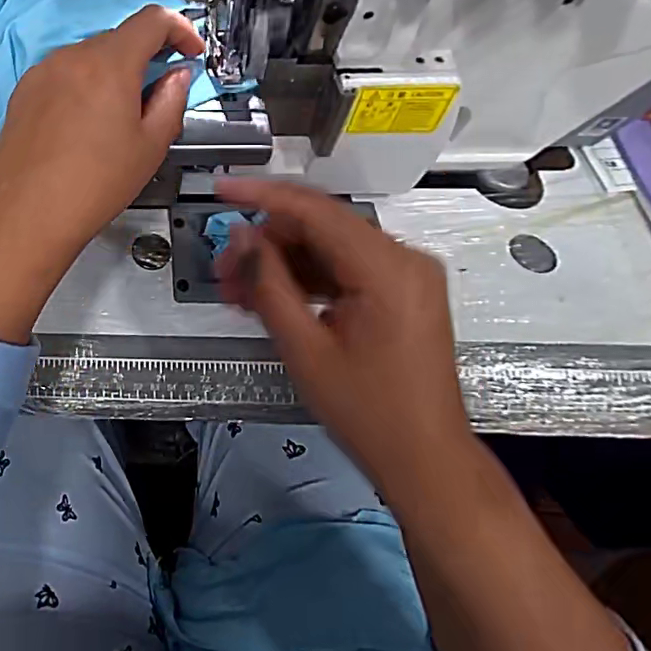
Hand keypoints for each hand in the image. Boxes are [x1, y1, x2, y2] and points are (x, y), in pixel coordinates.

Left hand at [0, 7, 202, 343]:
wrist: (28, 215)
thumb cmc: (93, 185)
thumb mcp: (151, 145)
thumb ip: (173, 99)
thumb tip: (176, 76)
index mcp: (108, 64)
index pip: (153, 19)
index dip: (180, 29)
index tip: (189, 50)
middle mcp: (71, 58)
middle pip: (120, 38)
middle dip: (147, 57)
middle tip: (159, 92)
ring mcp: (42, 72)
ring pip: (90, 56)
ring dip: (114, 72)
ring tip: (120, 118)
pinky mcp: (24, 91)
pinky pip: (64, 74)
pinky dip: (84, 85)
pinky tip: (87, 125)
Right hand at [215, 178, 471, 490]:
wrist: (426, 462)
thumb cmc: (371, 414)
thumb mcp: (304, 347)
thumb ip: (268, 283)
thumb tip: (244, 238)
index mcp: (388, 269)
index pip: (315, 210)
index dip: (262, 196)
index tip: (224, 188)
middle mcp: (404, 260)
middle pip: (320, 226)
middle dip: (267, 241)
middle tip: (225, 266)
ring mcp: (406, 274)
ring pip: (328, 246)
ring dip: (282, 262)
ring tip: (239, 287)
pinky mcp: (400, 290)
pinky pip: (344, 267)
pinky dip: (306, 277)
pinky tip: (271, 296)